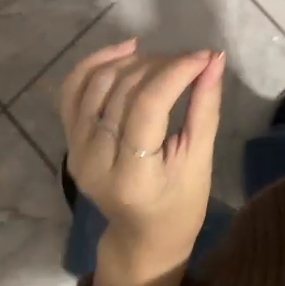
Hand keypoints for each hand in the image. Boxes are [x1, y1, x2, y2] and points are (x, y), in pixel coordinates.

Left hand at [60, 39, 224, 285]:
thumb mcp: (200, 159)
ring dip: (134, 61)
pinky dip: (98, 61)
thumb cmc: (180, 202)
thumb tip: (214, 58)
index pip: (148, 106)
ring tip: (164, 62)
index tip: (203, 56)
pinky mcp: (70, 139)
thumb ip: (205, 106)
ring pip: (99, 81)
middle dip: (162, 64)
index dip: (176, 72)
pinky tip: (127, 51)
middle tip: (191, 61)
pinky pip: (74, 87)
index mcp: (131, 177)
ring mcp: (76, 149)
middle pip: (124, 89)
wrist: (142, 234)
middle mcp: (94, 161)